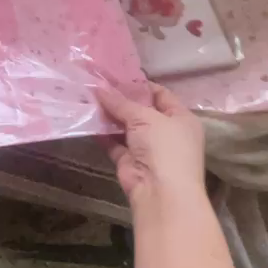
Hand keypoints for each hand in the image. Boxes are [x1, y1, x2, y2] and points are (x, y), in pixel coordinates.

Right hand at [95, 83, 206, 211]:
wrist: (160, 191)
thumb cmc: (164, 147)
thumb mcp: (145, 117)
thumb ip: (121, 102)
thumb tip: (99, 87)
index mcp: (181, 118)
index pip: (161, 94)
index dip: (139, 84)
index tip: (116, 75)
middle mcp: (166, 131)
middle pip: (140, 110)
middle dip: (119, 99)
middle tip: (95, 84)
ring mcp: (147, 147)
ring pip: (125, 126)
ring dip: (108, 115)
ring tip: (87, 97)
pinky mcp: (129, 160)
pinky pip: (113, 142)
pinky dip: (102, 133)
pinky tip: (87, 119)